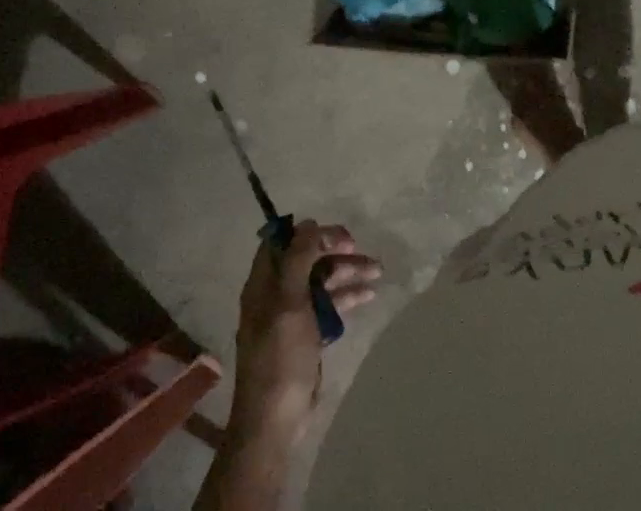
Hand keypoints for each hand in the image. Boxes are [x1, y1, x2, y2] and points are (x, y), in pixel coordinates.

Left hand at [228, 221, 380, 447]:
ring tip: (378, 271)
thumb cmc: (280, 356)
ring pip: (321, 282)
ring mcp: (290, 317)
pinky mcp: (305, 336)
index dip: (308, 234)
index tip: (338, 235)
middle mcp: (274, 296)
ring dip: (347, 273)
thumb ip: (296, 261)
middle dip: (335, 252)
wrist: (276, 416)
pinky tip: (369, 296)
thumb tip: (307, 223)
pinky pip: (328, 306)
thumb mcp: (289, 303)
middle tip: (361, 249)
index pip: (280, 245)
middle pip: (306, 261)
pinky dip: (347, 297)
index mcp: (262, 286)